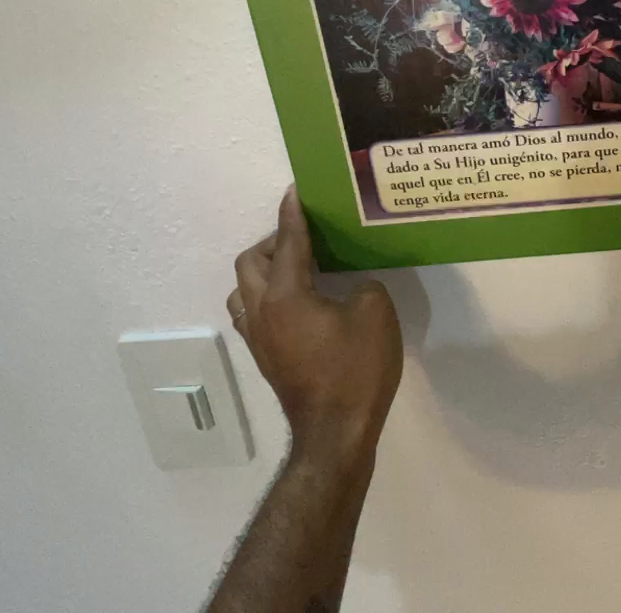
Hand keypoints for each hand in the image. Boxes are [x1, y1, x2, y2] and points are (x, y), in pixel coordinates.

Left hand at [227, 186, 402, 463]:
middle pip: (251, 262)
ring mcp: (259, 338)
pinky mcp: (266, 357)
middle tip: (308, 236)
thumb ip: (362, 286)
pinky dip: (269, 295)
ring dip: (266, 271)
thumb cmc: (356, 368)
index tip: (294, 190)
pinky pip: (254, 312)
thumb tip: (350, 289)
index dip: (293, 214)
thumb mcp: (376, 313)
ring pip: (245, 290)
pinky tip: (299, 301)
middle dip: (275, 241)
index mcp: (286, 296)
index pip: (288, 243)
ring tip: (299, 267)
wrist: (335, 431)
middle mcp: (262, 312)